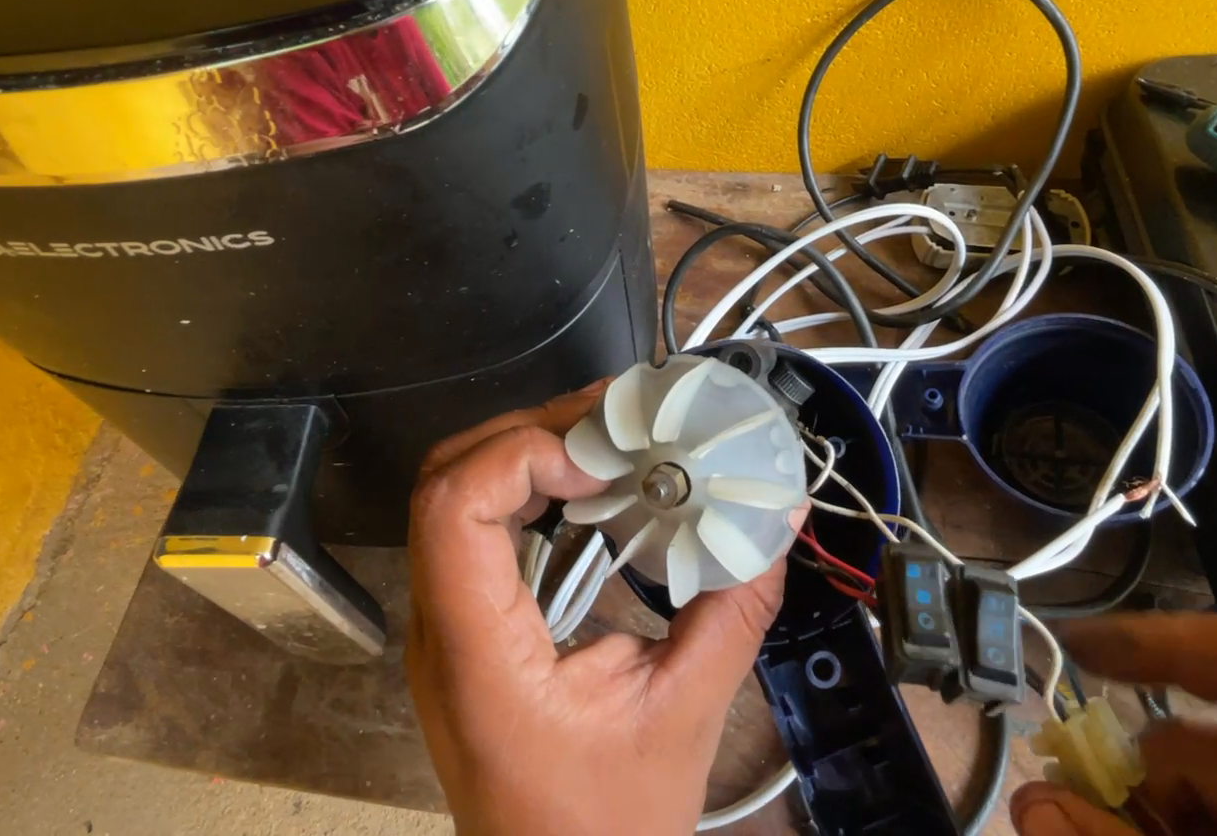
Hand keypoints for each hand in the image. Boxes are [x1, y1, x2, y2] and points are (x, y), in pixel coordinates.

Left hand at [406, 385, 788, 835]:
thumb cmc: (608, 828)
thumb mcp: (684, 719)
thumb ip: (731, 613)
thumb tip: (773, 524)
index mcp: (477, 653)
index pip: (453, 508)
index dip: (519, 456)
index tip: (595, 462)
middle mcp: (442, 627)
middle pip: (446, 481)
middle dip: (528, 432)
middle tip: (610, 421)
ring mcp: (445, 625)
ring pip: (452, 495)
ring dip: (525, 450)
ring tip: (602, 437)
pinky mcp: (465, 626)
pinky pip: (474, 528)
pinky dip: (524, 487)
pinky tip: (582, 487)